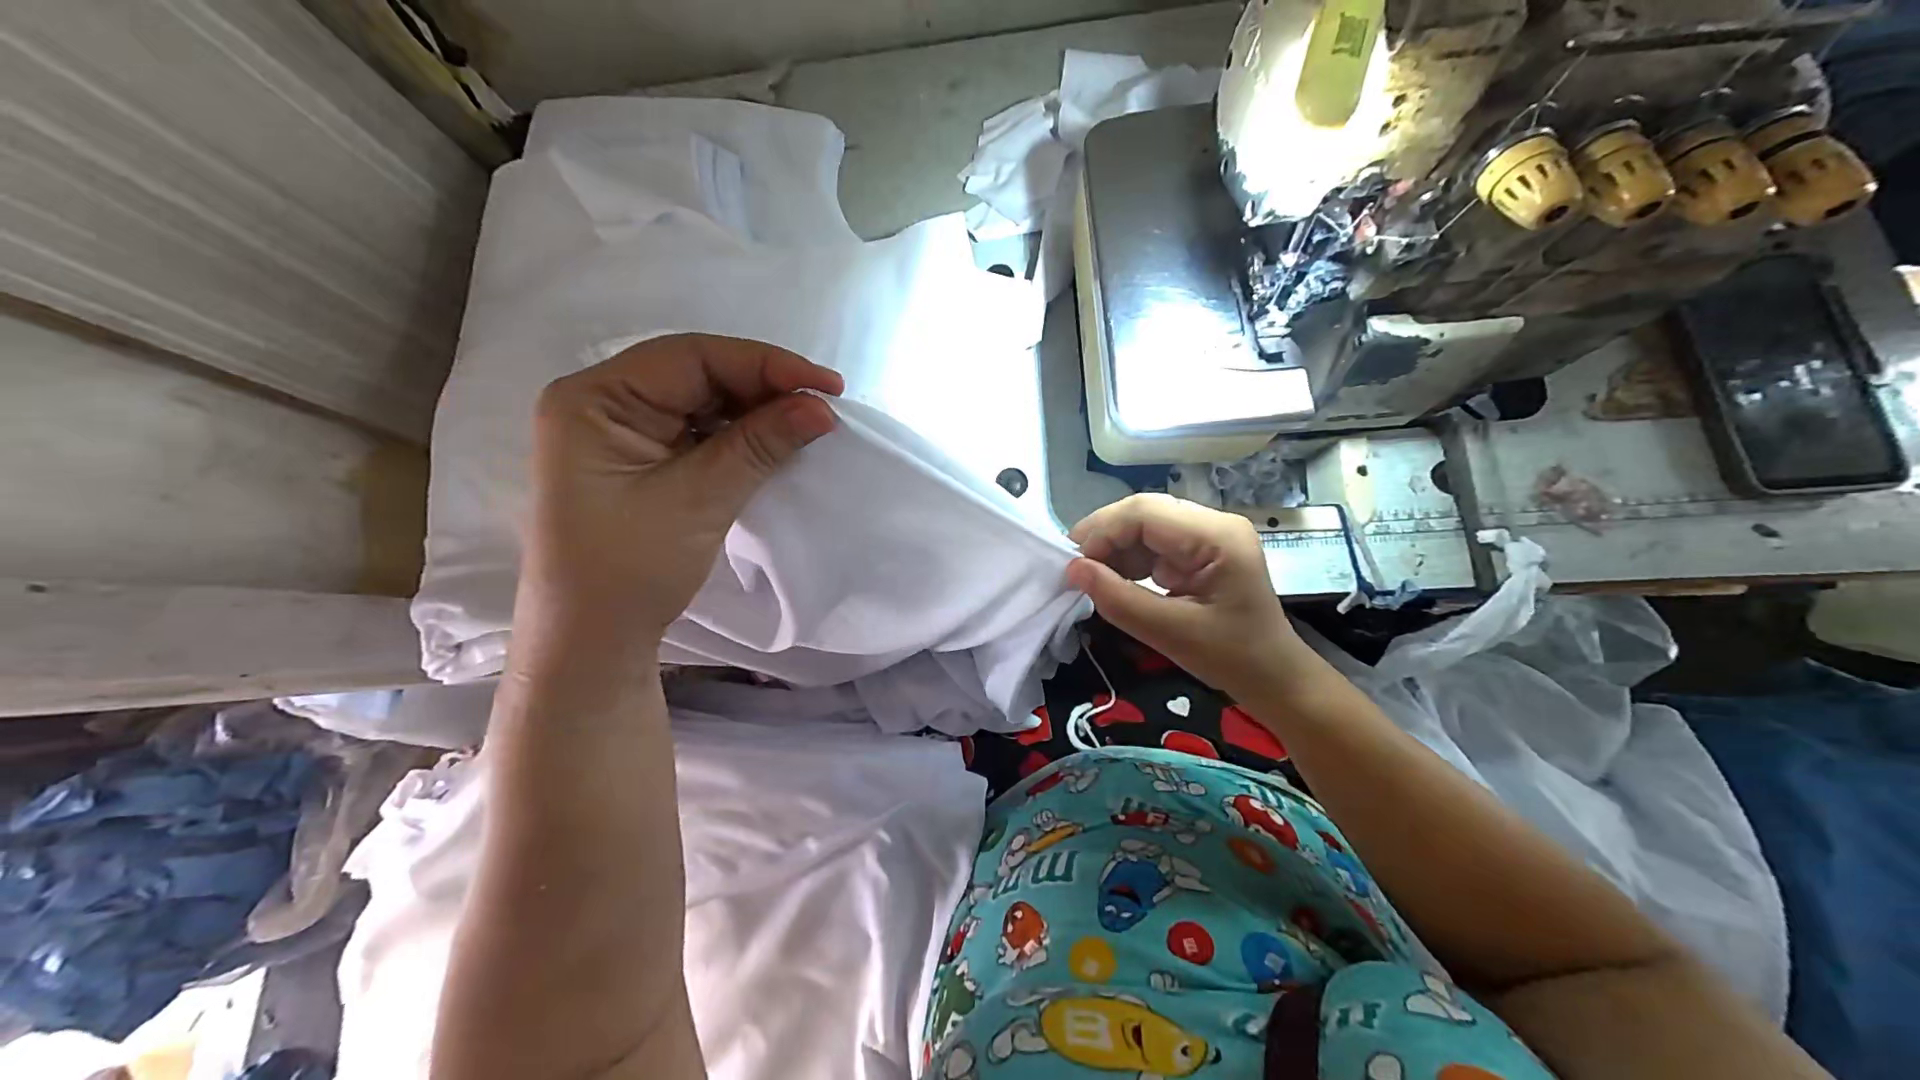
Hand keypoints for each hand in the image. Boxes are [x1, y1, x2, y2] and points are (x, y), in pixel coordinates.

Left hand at [517, 334, 842, 649]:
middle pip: (696, 374)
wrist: (593, 640)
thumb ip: (759, 445)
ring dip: (754, 412)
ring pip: (700, 401)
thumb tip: (821, 408)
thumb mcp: (699, 499)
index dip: (765, 364)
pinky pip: (695, 431)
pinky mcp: (638, 459)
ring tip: (807, 423)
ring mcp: (619, 432)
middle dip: (763, 387)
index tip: (826, 386)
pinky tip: (772, 442)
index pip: (692, 357)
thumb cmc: (629, 569)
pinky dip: (737, 436)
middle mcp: (602, 403)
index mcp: (595, 399)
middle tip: (823, 406)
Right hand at [1065, 494, 1315, 702]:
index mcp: (1217, 536)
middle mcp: (1213, 524)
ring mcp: (1206, 536)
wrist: (1274, 678)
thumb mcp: (1172, 634)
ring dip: (1113, 550)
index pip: (1145, 512)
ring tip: (1094, 581)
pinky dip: (1127, 562)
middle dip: (1104, 538)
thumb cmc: (1233, 658)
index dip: (1102, 531)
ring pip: (1143, 526)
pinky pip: (1152, 544)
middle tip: (1076, 570)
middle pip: (1143, 512)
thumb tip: (1073, 570)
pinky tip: (1116, 583)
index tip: (1074, 566)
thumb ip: (1120, 600)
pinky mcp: (1197, 552)